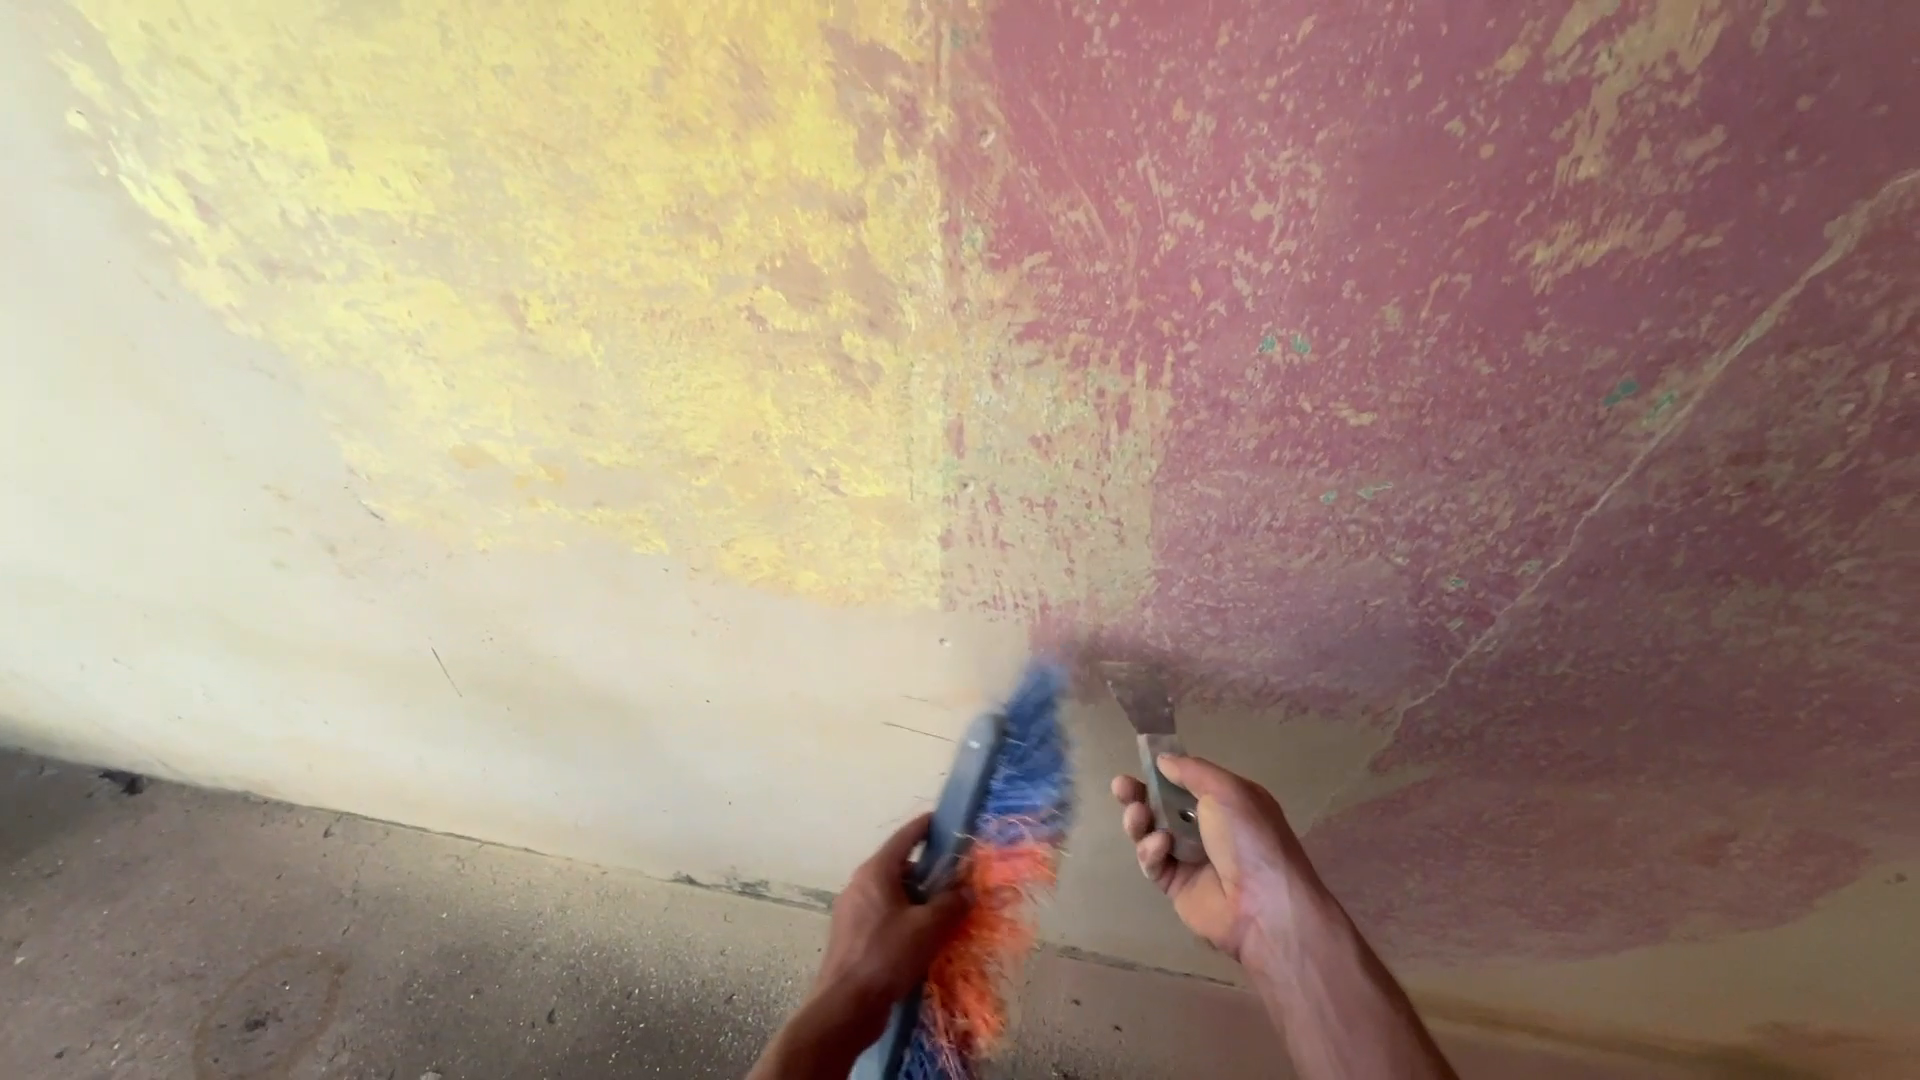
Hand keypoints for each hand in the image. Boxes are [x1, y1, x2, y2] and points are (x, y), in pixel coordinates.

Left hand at [811, 812, 969, 1029]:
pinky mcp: (850, 935)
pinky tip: (920, 938)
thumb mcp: (929, 927)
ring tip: (942, 912)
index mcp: (875, 871)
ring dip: (916, 898)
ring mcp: (851, 910)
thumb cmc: (887, 956)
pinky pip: (882, 915)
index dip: (925, 827)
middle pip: (898, 866)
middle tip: (954, 879)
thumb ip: (951, 903)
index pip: (905, 837)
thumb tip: (966, 891)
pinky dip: (902, 917)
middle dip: (927, 871)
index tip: (943, 822)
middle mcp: (859, 884)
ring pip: (890, 893)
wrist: (845, 1006)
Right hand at [1111, 755, 1321, 965]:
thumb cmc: (1249, 838)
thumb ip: (1191, 771)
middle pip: (1162, 806)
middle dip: (1139, 794)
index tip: (1142, 763)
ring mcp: (1190, 858)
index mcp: (1226, 803)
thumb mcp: (1226, 791)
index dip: (1164, 772)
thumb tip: (1162, 761)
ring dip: (1139, 820)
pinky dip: (1151, 851)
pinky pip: (1153, 862)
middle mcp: (1207, 828)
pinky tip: (1161, 846)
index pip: (1187, 782)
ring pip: (1151, 832)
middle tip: (1120, 787)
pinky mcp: (1176, 885)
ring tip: (1137, 814)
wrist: (1263, 906)